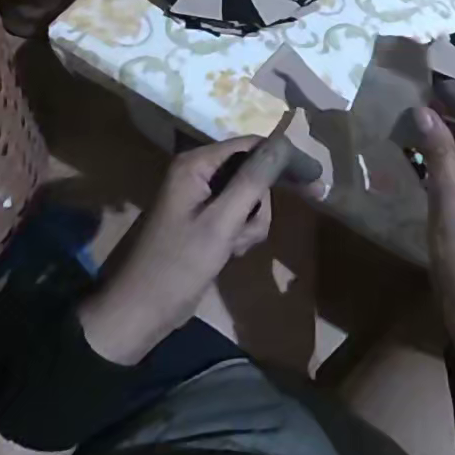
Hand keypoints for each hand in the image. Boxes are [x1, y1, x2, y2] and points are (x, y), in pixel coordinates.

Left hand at [77, 134, 300, 363]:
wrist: (138, 313)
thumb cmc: (177, 266)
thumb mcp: (221, 223)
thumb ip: (253, 180)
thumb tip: (284, 141)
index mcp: (196, 164)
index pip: (252, 145)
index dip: (285, 158)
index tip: (316, 178)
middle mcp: (198, 172)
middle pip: (251, 170)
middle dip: (261, 201)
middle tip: (280, 220)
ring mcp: (199, 196)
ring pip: (247, 196)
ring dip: (251, 222)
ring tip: (236, 247)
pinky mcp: (202, 219)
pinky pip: (236, 214)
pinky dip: (241, 231)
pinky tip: (231, 253)